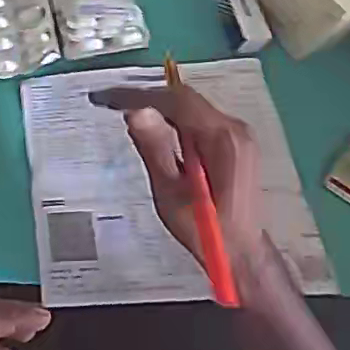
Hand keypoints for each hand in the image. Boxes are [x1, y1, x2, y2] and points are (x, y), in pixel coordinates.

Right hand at [97, 83, 272, 273]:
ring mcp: (238, 134)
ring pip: (191, 107)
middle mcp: (235, 128)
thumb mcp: (171, 193)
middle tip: (110, 103)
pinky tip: (155, 130)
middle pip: (185, 99)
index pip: (176, 101)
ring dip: (159, 108)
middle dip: (147, 98)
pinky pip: (199, 120)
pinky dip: (174, 120)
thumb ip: (155, 149)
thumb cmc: (205, 231)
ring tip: (125, 113)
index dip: (139, 95)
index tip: (107, 98)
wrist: (242, 253)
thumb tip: (135, 111)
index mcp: (222, 138)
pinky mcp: (234, 142)